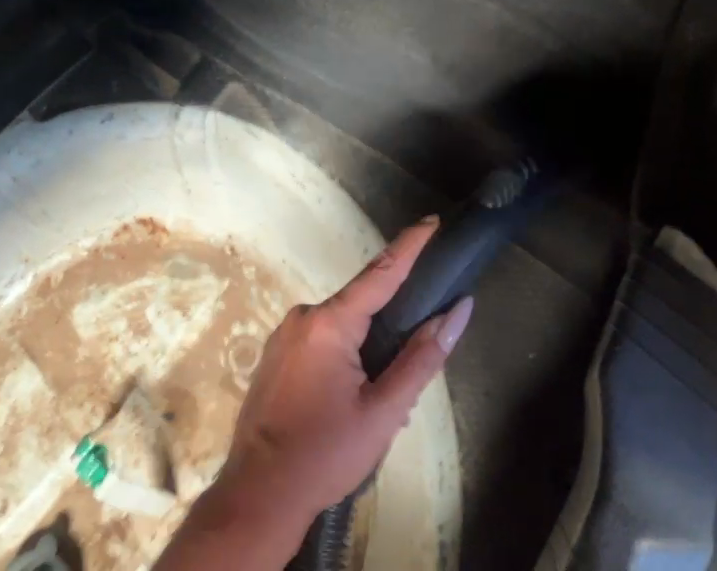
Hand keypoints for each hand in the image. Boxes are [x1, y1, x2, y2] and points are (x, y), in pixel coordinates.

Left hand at [156, 217, 471, 568]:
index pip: (380, 273)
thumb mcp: (384, 411)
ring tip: (385, 397)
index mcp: (329, 324)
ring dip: (370, 348)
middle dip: (394, 323)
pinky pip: (322, 342)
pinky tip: (354, 397)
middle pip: (362, 303)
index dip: (409, 246)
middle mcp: (302, 318)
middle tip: (417, 361)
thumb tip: (458, 311)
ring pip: (343, 327)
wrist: (258, 495)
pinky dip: (347, 356)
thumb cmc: (324, 454)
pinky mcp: (276, 357)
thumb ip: (423, 357)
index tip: (431, 222)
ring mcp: (284, 337)